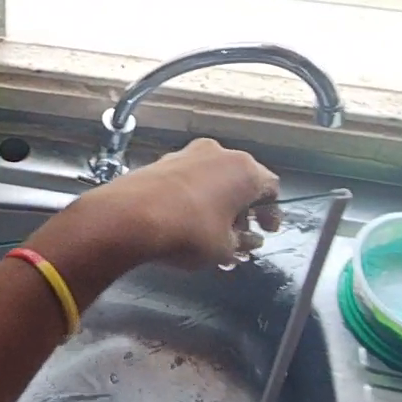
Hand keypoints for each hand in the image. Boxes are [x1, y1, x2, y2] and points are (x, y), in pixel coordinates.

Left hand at [69, 138, 280, 268]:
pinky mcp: (160, 161)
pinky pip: (187, 178)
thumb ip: (243, 243)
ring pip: (212, 176)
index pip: (270, 187)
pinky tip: (185, 218)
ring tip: (212, 230)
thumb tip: (246, 239)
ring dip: (217, 200)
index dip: (271, 212)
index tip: (266, 231)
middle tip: (240, 233)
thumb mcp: (226, 249)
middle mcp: (217, 152)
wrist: (130, 216)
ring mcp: (186, 153)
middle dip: (242, 207)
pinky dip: (193, 195)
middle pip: (240, 178)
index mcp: (244, 169)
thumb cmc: (190, 231)